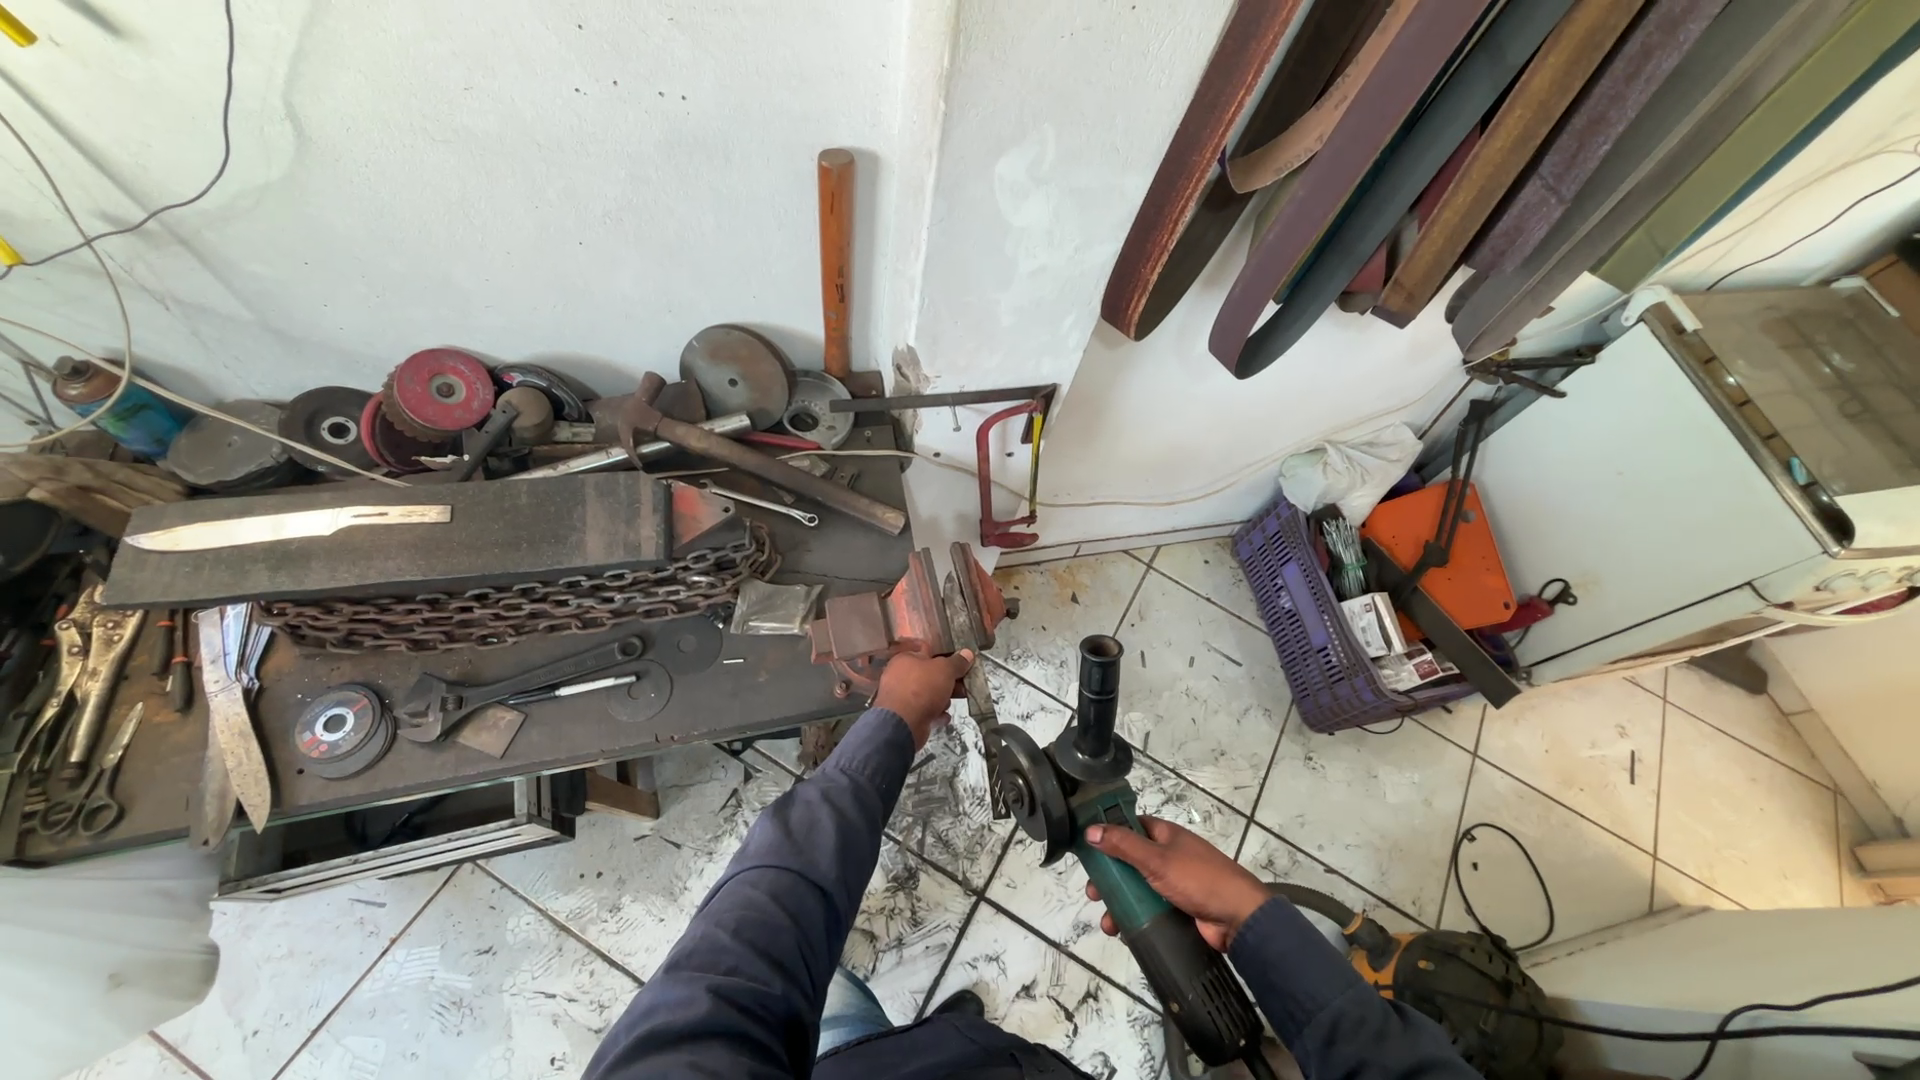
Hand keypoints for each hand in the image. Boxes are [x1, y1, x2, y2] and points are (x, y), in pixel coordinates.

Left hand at [873, 649, 972, 749]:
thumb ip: (957, 662)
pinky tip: (943, 717)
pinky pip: (923, 711)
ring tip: (949, 703)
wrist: (903, 723)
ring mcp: (900, 697)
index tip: (960, 664)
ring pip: (927, 694)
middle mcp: (899, 675)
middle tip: (962, 686)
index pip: (928, 652)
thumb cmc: (922, 688)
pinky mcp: (904, 715)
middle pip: (929, 675)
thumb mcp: (945, 670)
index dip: (945, 657)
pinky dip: (934, 714)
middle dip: (947, 682)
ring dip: (941, 699)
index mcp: (906, 659)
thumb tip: (967, 654)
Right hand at [1083, 816, 1270, 950]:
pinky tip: (1125, 933)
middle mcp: (1168, 855)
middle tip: (1094, 894)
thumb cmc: (1198, 879)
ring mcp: (1173, 884)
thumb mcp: (1157, 859)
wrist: (1240, 919)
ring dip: (1119, 905)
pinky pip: (1149, 911)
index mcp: (1164, 835)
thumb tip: (1091, 830)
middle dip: (1109, 880)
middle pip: (1129, 863)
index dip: (1108, 835)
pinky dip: (1135, 920)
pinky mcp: (1178, 909)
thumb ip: (1123, 845)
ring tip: (1108, 924)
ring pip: (1137, 891)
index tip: (1088, 850)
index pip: (1129, 827)